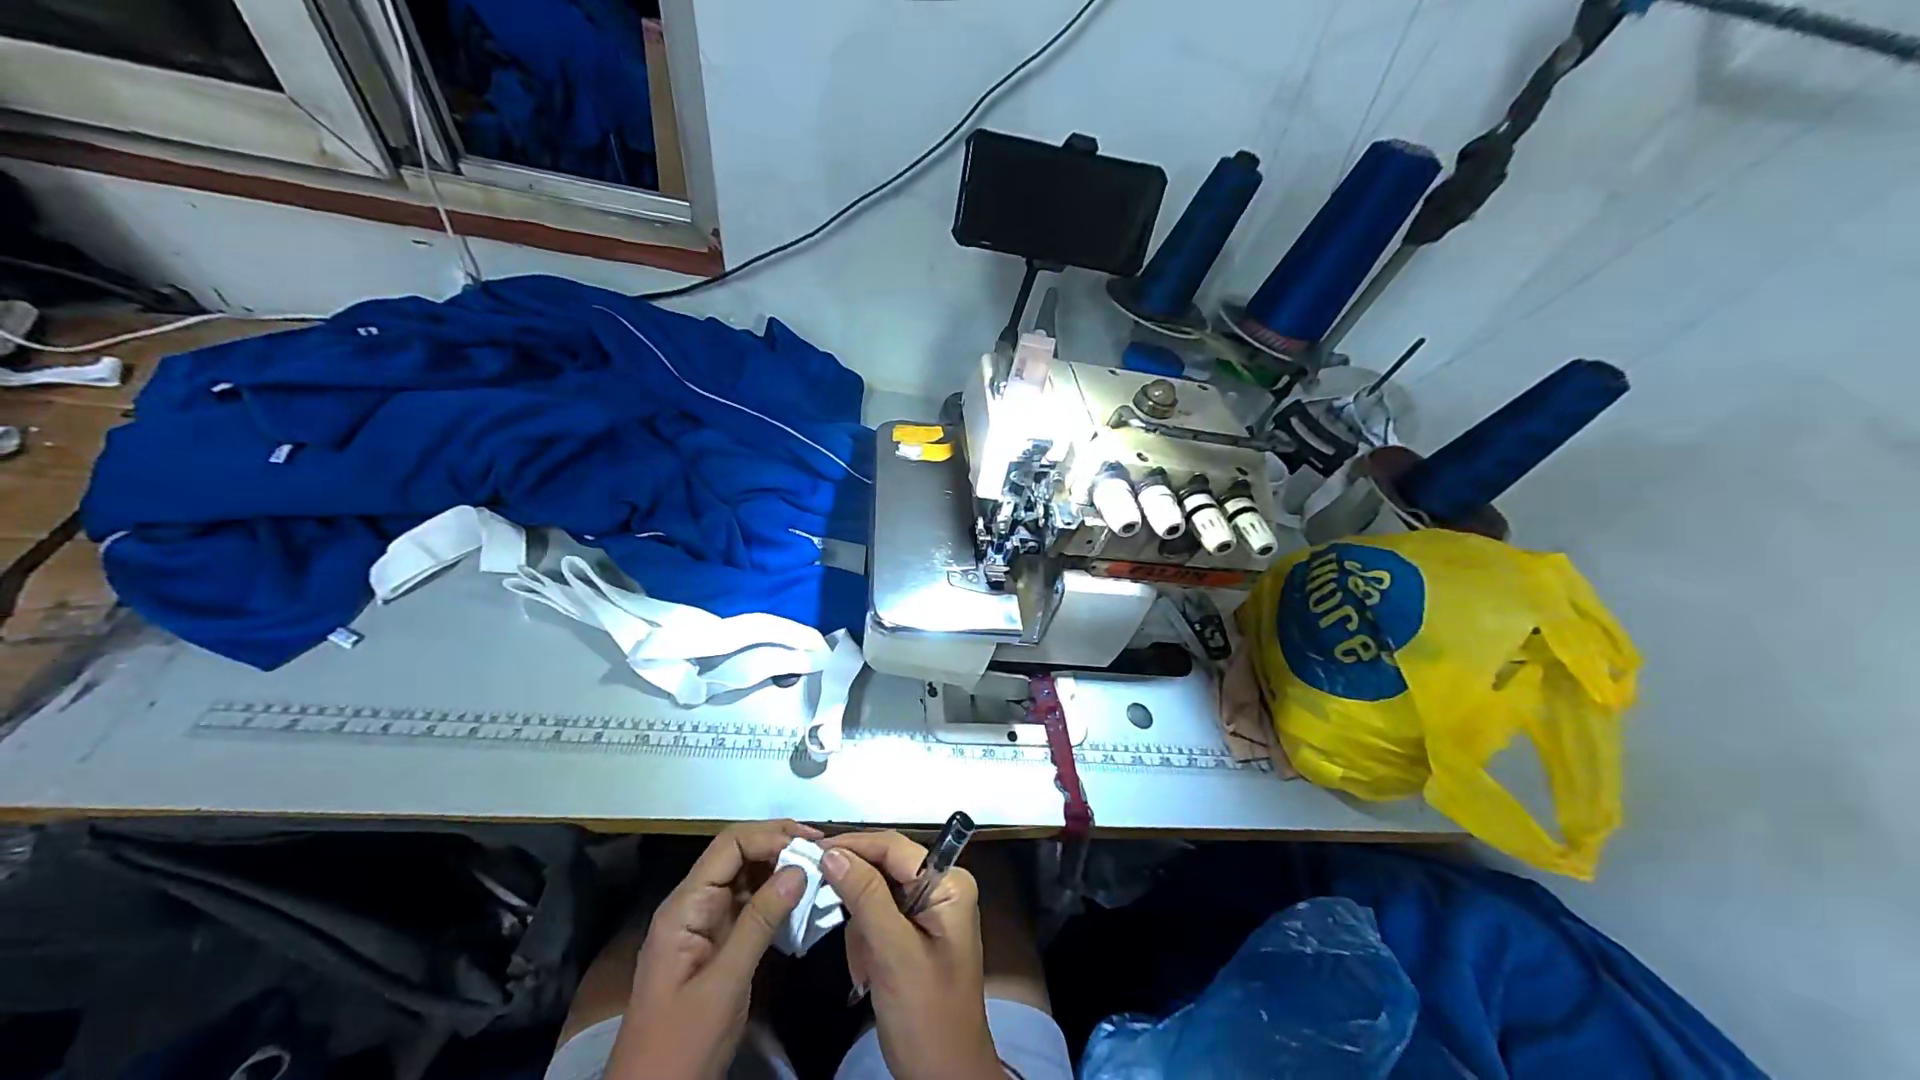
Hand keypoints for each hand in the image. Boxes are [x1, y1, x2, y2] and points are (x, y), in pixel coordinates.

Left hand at [607, 820, 817, 1079]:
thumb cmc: (681, 1043)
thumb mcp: (724, 983)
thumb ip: (760, 922)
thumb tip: (799, 869)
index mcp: (685, 906)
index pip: (729, 845)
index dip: (770, 836)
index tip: (811, 844)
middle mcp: (693, 905)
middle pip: (737, 854)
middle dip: (779, 845)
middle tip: (822, 851)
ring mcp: (705, 924)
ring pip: (746, 877)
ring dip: (781, 868)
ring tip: (819, 869)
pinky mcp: (717, 943)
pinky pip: (749, 905)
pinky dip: (776, 896)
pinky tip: (802, 899)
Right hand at [820, 831, 1002, 1079]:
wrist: (944, 1078)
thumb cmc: (928, 1016)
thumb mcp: (894, 954)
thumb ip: (866, 897)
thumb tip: (832, 853)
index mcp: (950, 882)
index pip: (894, 847)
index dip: (853, 845)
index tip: (810, 851)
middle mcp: (941, 887)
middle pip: (883, 869)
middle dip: (858, 903)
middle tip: (831, 918)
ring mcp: (927, 911)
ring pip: (874, 896)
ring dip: (861, 933)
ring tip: (867, 970)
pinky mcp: (913, 934)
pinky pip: (876, 921)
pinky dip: (865, 945)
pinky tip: (869, 975)